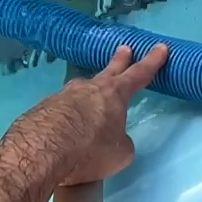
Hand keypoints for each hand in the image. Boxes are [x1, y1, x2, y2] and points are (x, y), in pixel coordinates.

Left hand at [11, 43, 168, 185]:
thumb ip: (121, 143)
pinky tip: (63, 122)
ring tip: (90, 89)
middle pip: (108, 71)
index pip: (138, 75)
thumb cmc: (90, 149)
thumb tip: (114, 140)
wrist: (40, 150)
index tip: (160, 48)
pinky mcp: (41, 108)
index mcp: (114, 95)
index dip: (151, 62)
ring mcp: (62, 96)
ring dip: (88, 87)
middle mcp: (89, 89)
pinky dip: (65, 111)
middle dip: (120, 61)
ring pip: (80, 88)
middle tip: (124, 49)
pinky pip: (60, 106)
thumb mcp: (120, 153)